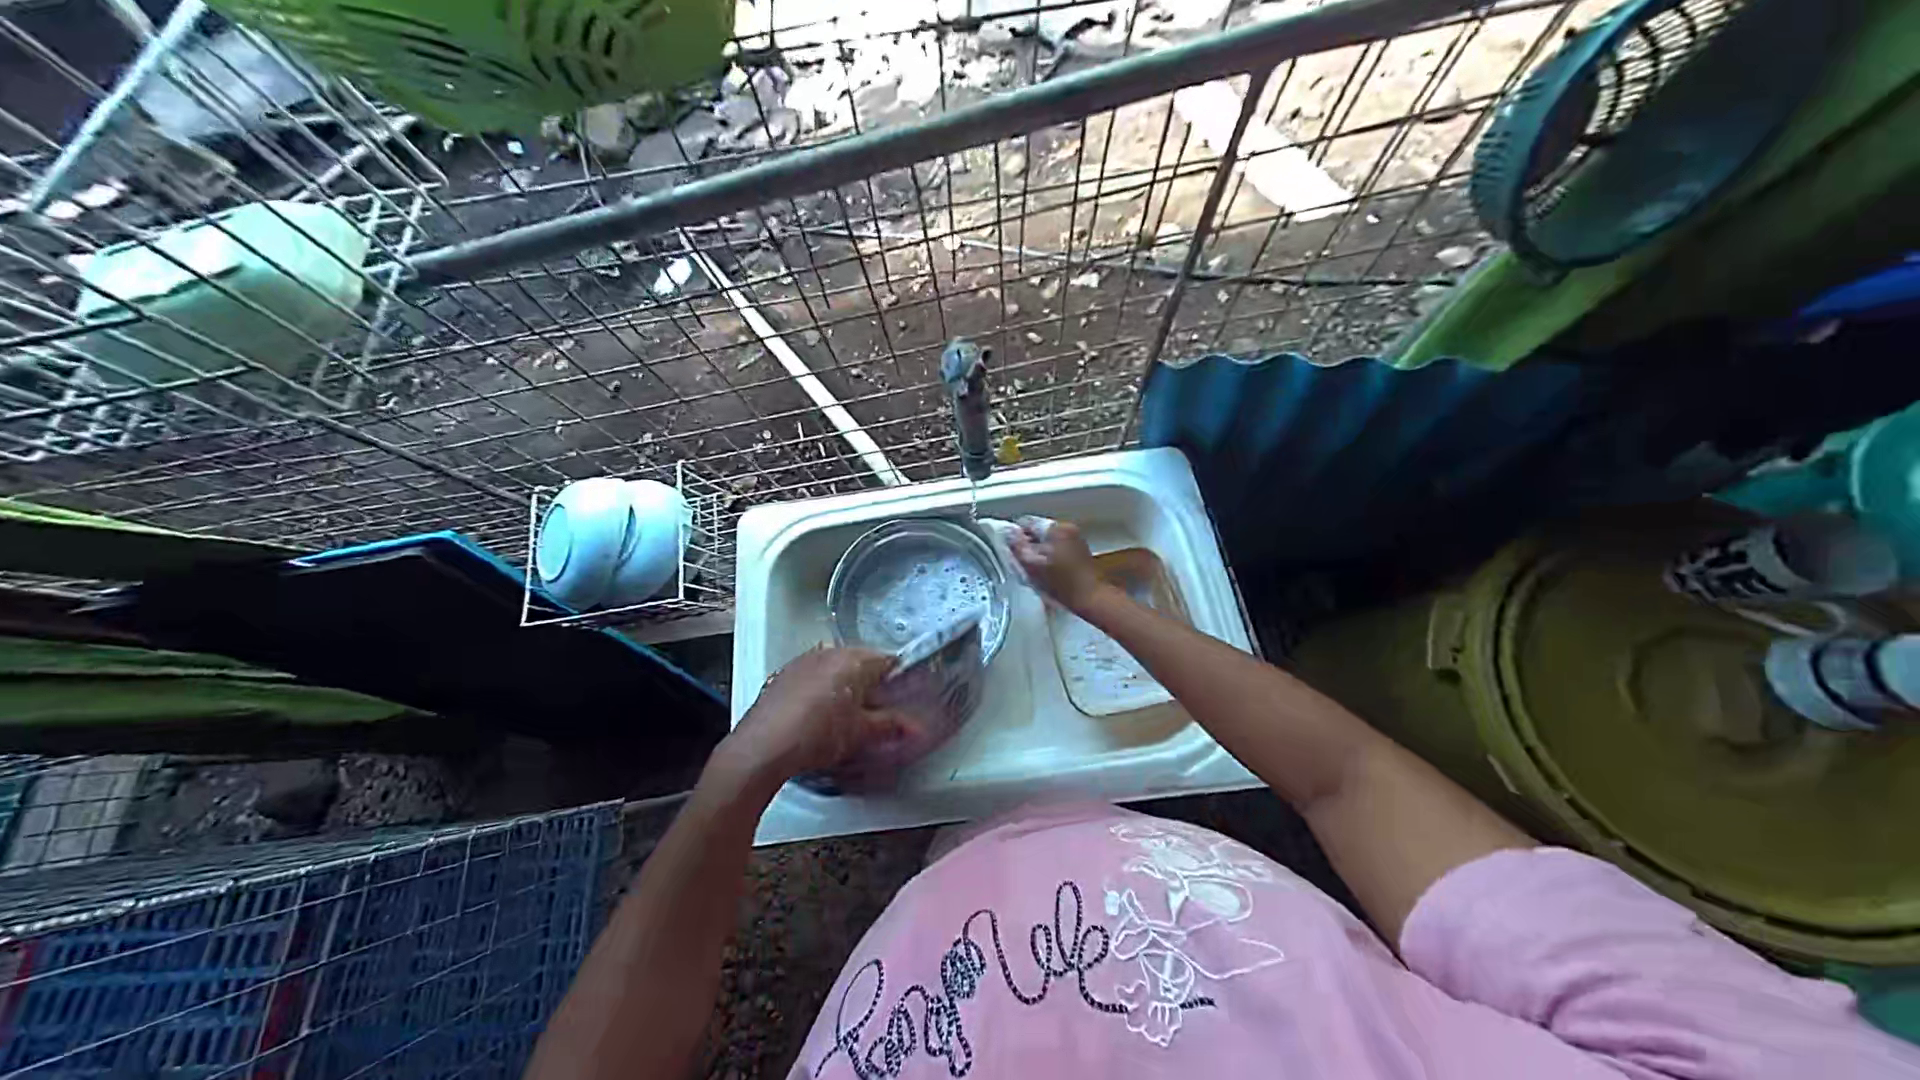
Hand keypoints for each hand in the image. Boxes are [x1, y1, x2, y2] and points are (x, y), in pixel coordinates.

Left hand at [716, 647, 906, 788]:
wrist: (764, 747)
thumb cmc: (814, 734)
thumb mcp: (861, 733)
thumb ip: (891, 726)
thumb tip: (911, 728)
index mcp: (854, 659)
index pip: (888, 661)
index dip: (899, 680)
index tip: (902, 698)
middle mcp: (828, 652)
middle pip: (862, 662)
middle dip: (872, 684)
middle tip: (877, 711)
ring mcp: (804, 662)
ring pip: (836, 668)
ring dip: (845, 686)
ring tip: (848, 715)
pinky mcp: (784, 675)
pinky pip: (813, 676)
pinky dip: (822, 690)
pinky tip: (820, 715)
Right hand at [1009, 519, 1108, 611]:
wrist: (1090, 599)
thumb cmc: (1062, 583)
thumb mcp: (1033, 564)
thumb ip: (1017, 546)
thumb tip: (1007, 532)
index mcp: (1056, 527)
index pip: (1026, 522)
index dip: (1014, 536)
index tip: (1010, 551)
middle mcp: (1068, 528)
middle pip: (1037, 531)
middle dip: (1027, 545)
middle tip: (1021, 562)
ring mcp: (1075, 540)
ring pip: (1047, 541)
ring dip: (1038, 552)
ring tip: (1034, 570)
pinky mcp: (1079, 553)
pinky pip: (1057, 549)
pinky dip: (1049, 558)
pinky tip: (1047, 573)